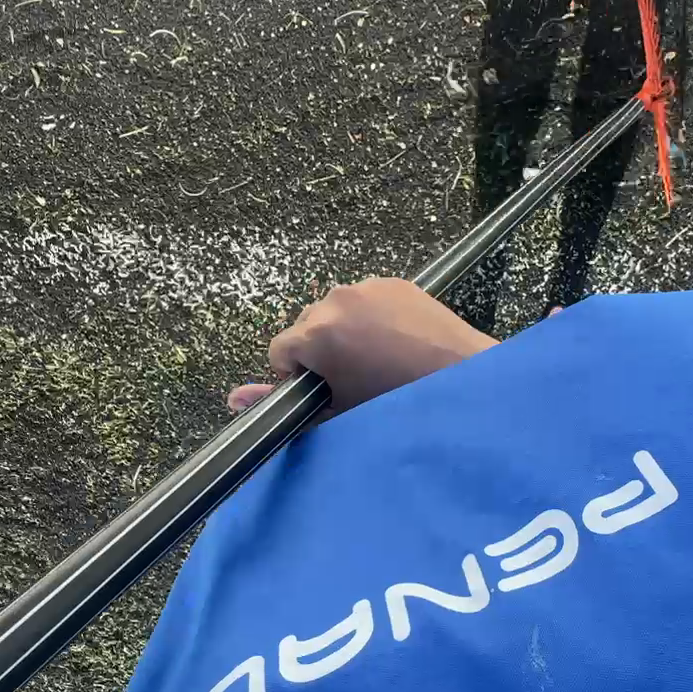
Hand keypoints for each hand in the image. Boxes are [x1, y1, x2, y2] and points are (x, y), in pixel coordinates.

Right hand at [228, 278, 496, 414]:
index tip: (323, 388)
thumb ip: (280, 403)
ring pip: (338, 312)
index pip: (281, 351)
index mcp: (316, 332)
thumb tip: (233, 399)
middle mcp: (336, 300)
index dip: (298, 375)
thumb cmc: (397, 402)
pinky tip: (396, 342)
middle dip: (322, 350)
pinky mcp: (395, 282)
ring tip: (378, 360)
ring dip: (347, 331)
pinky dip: (373, 317)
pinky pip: (368, 300)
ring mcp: (367, 287)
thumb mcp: (336, 409)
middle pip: (308, 327)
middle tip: (355, 376)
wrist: (459, 379)